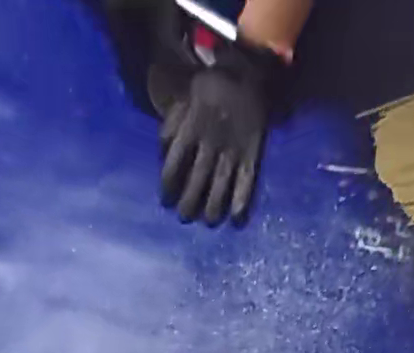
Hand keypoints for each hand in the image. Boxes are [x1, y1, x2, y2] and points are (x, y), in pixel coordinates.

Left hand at [160, 65, 267, 224]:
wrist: (249, 68)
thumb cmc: (211, 87)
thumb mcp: (185, 99)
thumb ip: (172, 126)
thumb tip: (161, 154)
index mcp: (191, 129)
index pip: (174, 166)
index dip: (168, 187)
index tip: (165, 201)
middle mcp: (211, 143)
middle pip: (196, 180)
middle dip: (188, 203)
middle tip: (184, 218)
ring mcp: (233, 149)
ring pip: (220, 185)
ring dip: (213, 207)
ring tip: (208, 222)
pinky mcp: (252, 152)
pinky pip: (247, 180)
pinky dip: (241, 201)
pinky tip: (236, 219)